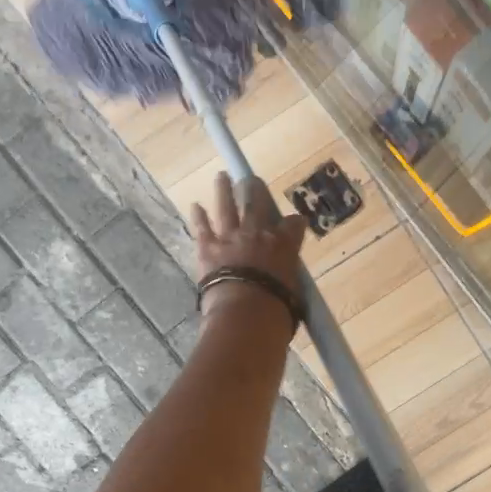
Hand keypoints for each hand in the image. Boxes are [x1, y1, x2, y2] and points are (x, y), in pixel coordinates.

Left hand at [190, 172, 306, 319]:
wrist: (244, 314)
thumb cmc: (276, 310)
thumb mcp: (294, 294)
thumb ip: (289, 282)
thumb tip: (288, 286)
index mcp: (284, 245)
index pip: (293, 225)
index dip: (294, 223)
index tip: (295, 223)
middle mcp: (257, 233)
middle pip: (256, 204)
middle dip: (255, 190)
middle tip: (252, 180)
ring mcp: (230, 237)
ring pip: (226, 207)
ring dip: (224, 191)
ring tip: (221, 177)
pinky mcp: (207, 248)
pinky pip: (202, 228)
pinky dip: (198, 217)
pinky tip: (195, 206)